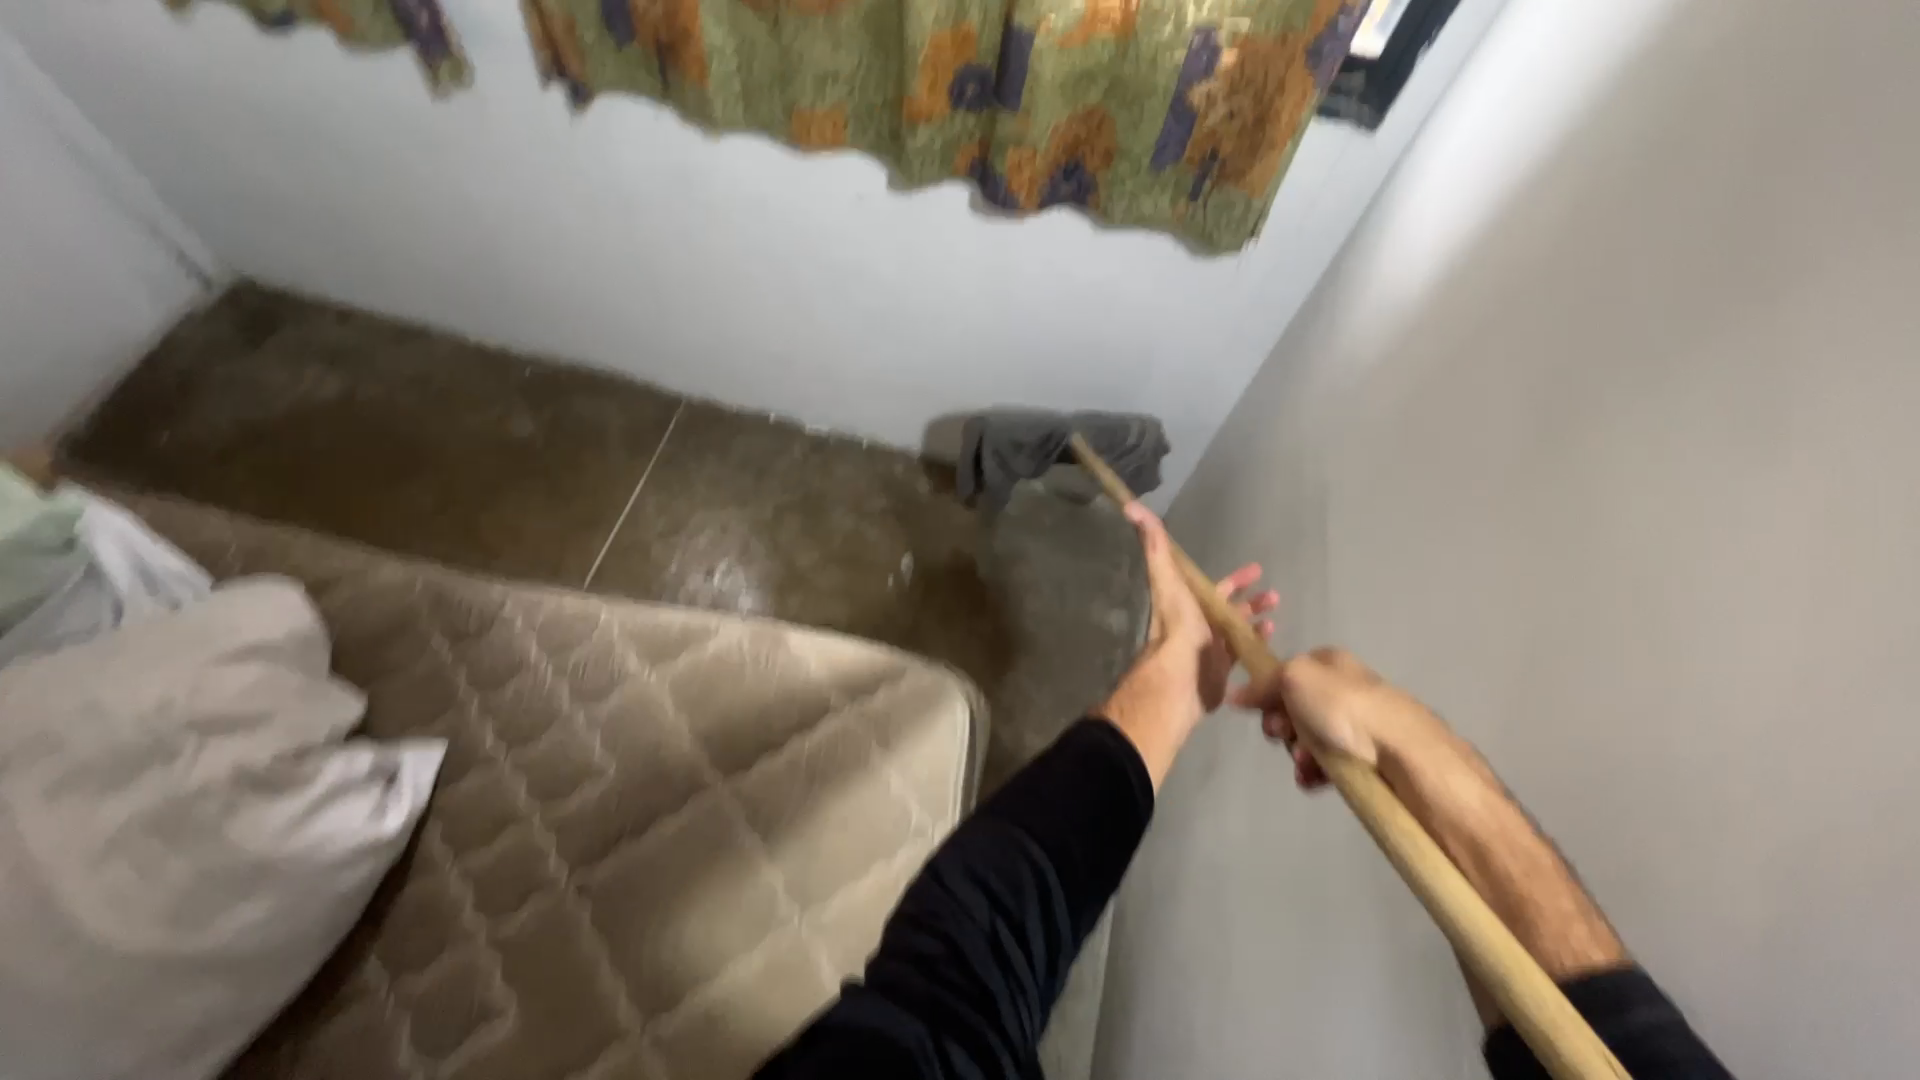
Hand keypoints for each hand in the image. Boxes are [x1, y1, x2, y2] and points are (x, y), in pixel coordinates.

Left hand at [1098, 503, 1274, 785]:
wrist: (1178, 679)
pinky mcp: (1220, 670)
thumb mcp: (1167, 581)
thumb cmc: (1176, 629)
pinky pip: (1241, 654)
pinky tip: (1271, 639)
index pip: (1213, 585)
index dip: (1235, 579)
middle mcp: (1198, 623)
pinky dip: (1256, 645)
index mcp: (1187, 603)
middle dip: (1250, 599)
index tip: (1257, 569)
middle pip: (1227, 607)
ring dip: (1256, 619)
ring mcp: (1210, 647)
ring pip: (1237, 629)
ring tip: (1278, 613)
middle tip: (1274, 593)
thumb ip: (1155, 548)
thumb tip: (1132, 507)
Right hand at [1230, 647, 1456, 789]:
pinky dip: (1315, 772)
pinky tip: (1314, 780)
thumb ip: (1262, 684)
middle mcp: (1344, 689)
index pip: (1287, 672)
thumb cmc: (1344, 706)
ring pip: (1308, 739)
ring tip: (1306, 765)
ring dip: (1297, 753)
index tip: (1262, 710)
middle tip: (1284, 736)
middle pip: (1294, 708)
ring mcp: (1357, 724)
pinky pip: (1328, 764)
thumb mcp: (1294, 678)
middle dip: (1283, 727)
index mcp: (1329, 663)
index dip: (1269, 692)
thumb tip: (1236, 695)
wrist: (1402, 752)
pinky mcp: (1366, 757)